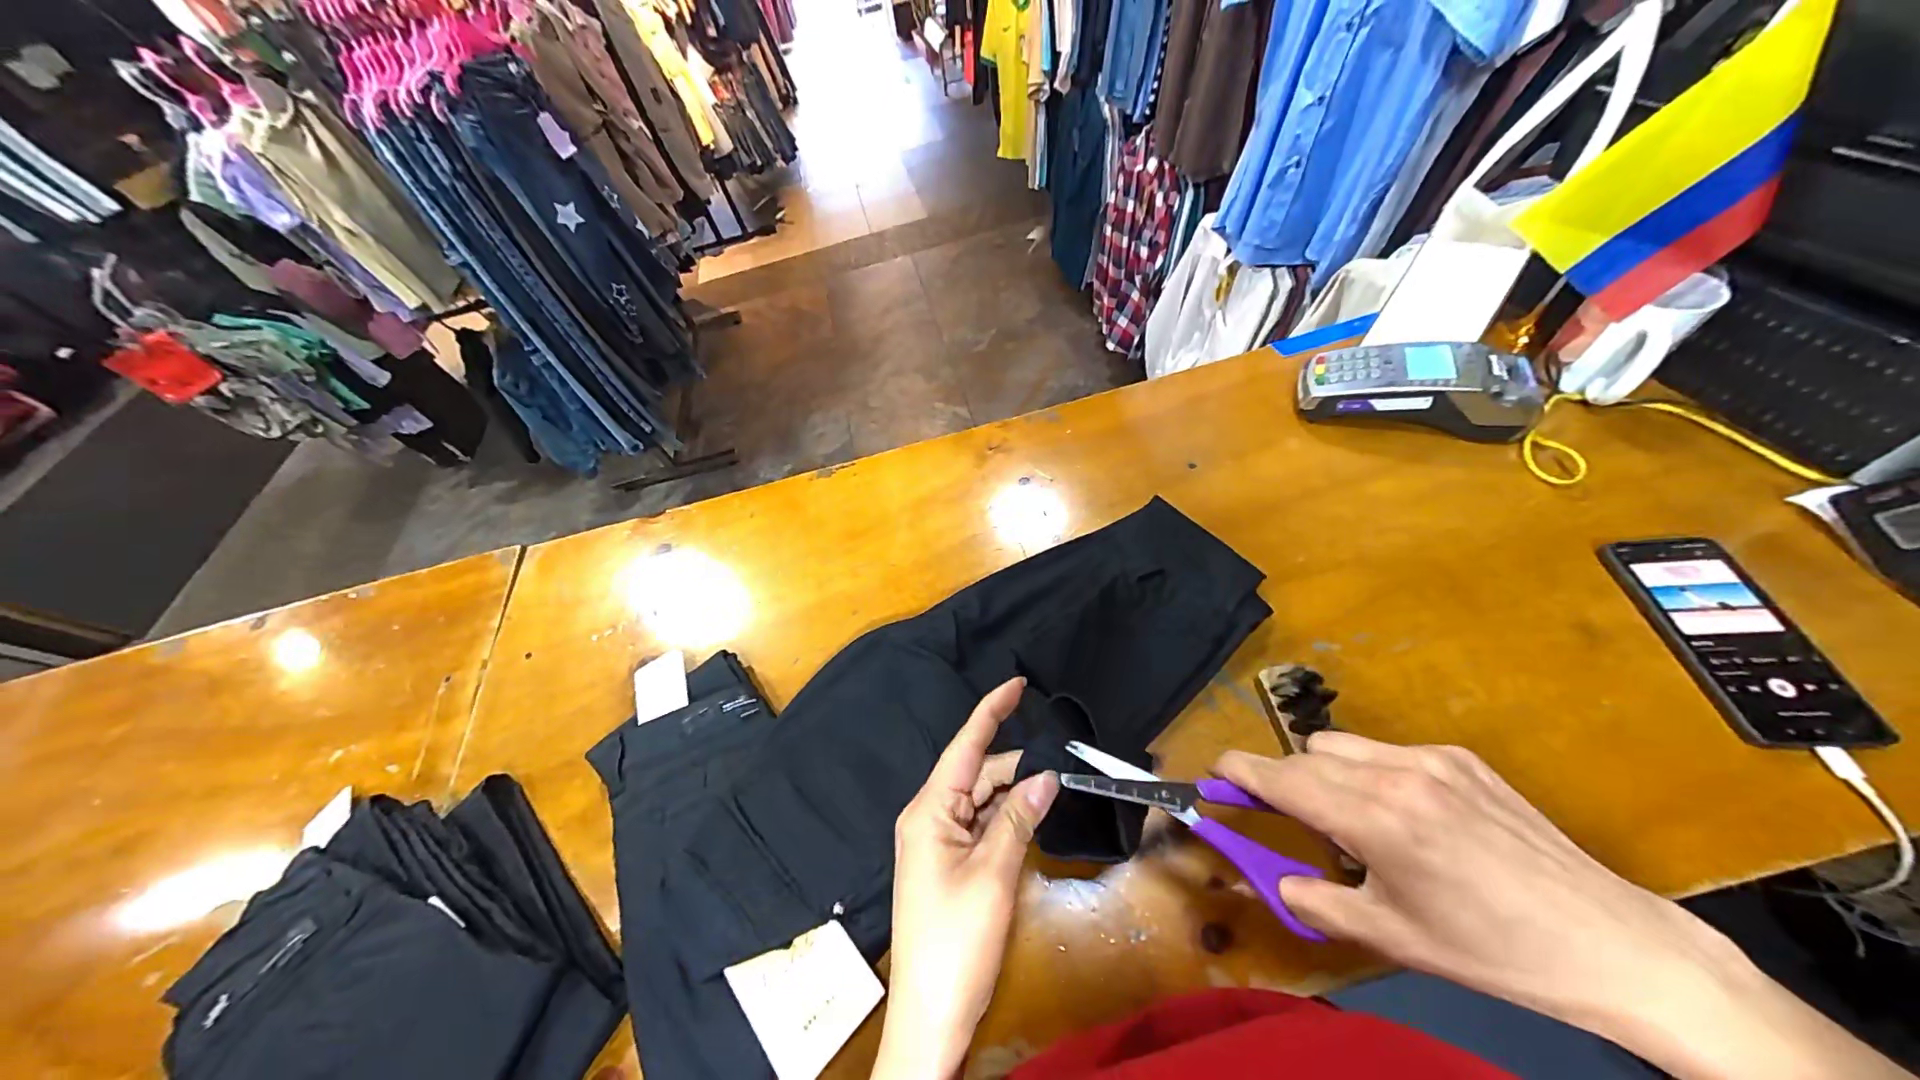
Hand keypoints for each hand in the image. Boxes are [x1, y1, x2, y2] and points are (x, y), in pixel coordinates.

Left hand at [873, 678, 1058, 1079]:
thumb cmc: (957, 939)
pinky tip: (1031, 817)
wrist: (932, 1011)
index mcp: (929, 810)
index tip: (1017, 683)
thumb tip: (1046, 776)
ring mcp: (937, 841)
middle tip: (1059, 770)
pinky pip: (980, 824)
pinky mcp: (949, 862)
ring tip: (1052, 792)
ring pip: (982, 799)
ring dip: (1014, 793)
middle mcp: (929, 816)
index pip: (965, 747)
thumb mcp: (993, 873)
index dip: (991, 711)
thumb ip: (1018, 818)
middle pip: (977, 773)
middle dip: (1015, 765)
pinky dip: (1006, 817)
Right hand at [1216, 734, 1910, 1079]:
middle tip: (1279, 815)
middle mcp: (1396, 774)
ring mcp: (1433, 760)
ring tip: (1349, 819)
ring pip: (1341, 744)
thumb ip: (1311, 898)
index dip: (1237, 772)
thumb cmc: (1490, 950)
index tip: (1212, 775)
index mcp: (1374, 820)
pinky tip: (1407, 814)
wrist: (1613, 945)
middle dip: (1279, 780)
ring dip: (1323, 771)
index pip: (1280, 778)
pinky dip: (1370, 771)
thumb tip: (1270, 876)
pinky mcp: (1462, 758)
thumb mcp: (1388, 935)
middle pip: (1303, 756)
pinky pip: (1387, 751)